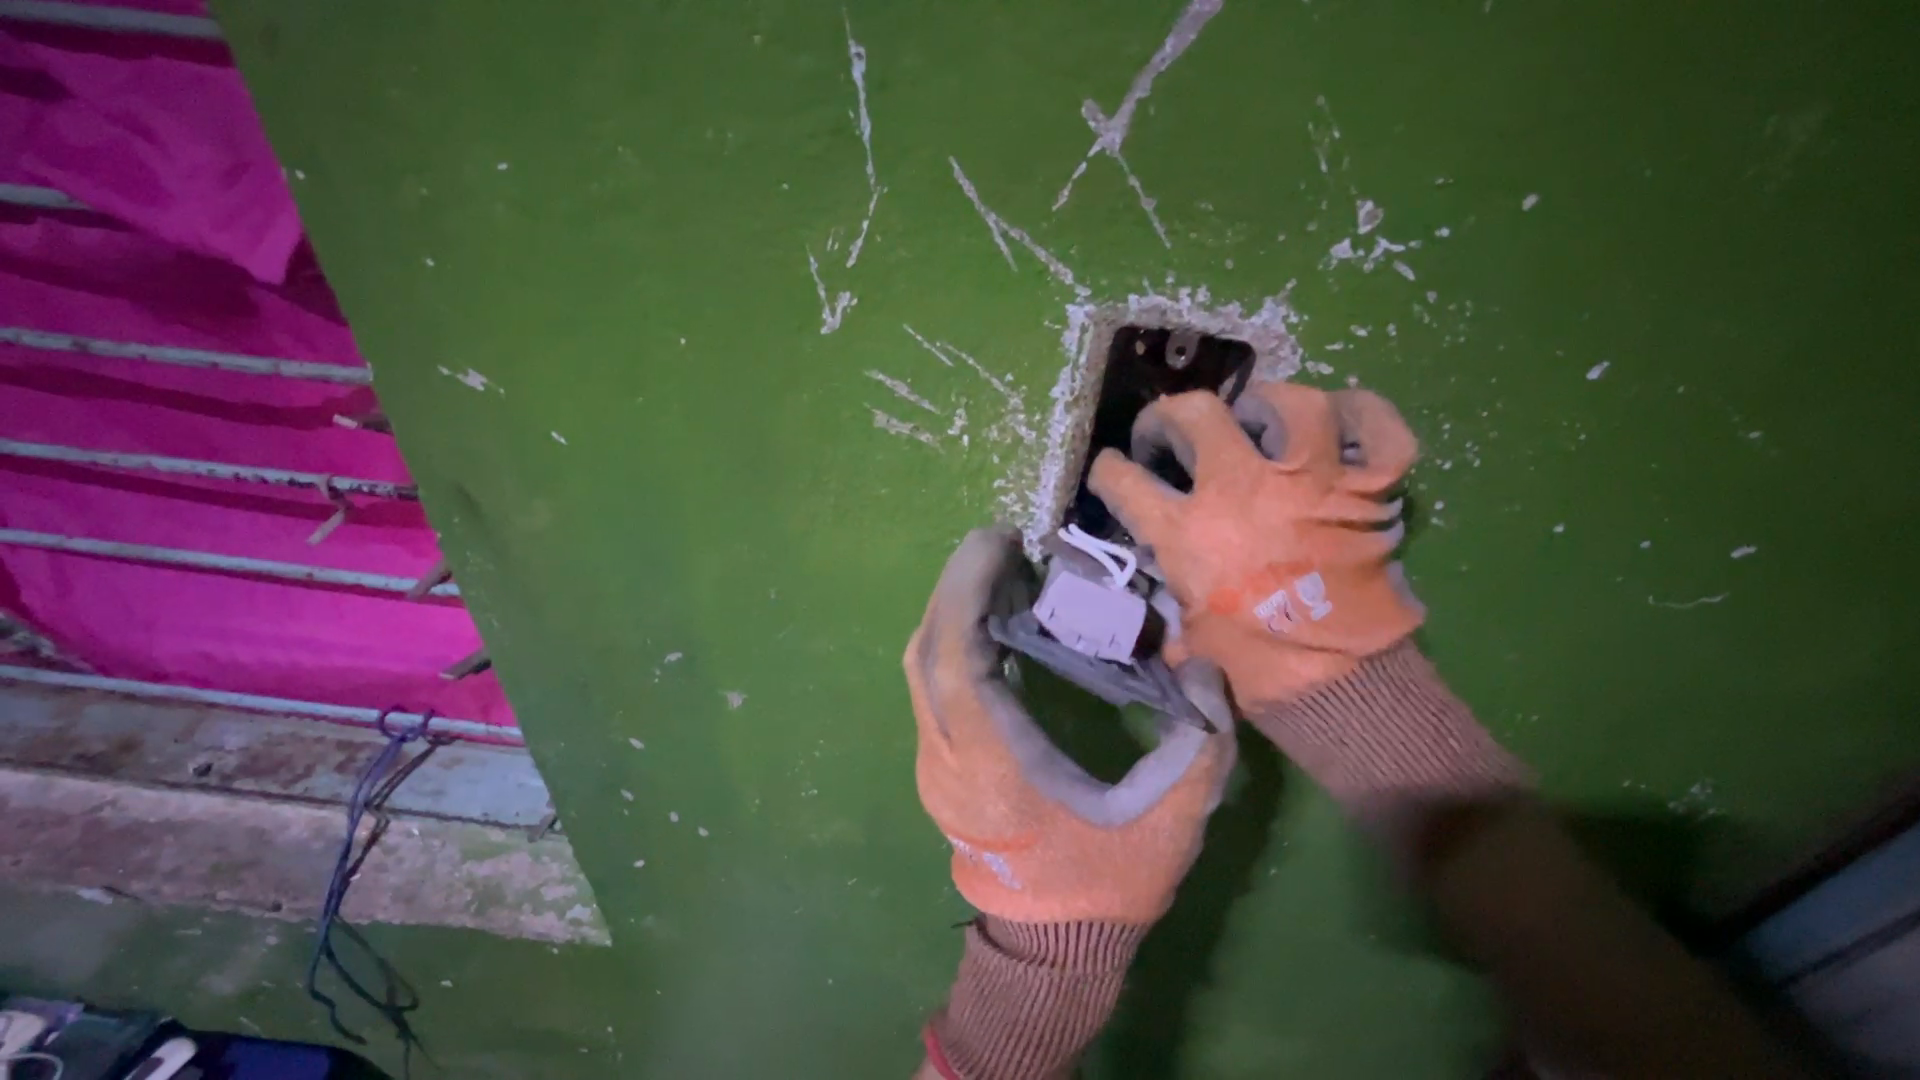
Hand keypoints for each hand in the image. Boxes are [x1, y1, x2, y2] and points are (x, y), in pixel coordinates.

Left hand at [905, 527, 1236, 924]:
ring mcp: (931, 767)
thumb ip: (1198, 747)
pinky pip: (930, 689)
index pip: (955, 664)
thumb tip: (1202, 669)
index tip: (997, 543)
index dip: (967, 593)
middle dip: (957, 588)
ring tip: (1001, 575)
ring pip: (921, 670)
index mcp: (993, 771)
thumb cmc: (1104, 888)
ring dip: (952, 613)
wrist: (1048, 950)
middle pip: (927, 654)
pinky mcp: (935, 769)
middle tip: (1003, 544)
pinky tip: (995, 625)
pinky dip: (953, 643)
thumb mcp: (1170, 826)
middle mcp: (944, 763)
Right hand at [1088, 383, 1423, 707]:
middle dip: (1172, 415)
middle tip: (1177, 431)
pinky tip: (1341, 420)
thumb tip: (1165, 570)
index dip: (1110, 470)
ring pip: (1291, 403)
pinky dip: (1365, 416)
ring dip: (1268, 405)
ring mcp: (1311, 483)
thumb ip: (1172, 583)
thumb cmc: (1250, 659)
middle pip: (1196, 414)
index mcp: (1188, 532)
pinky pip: (1379, 430)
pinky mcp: (1366, 489)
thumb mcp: (1186, 623)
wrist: (1335, 681)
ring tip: (1260, 419)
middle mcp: (1242, 491)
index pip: (1124, 480)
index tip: (1115, 468)